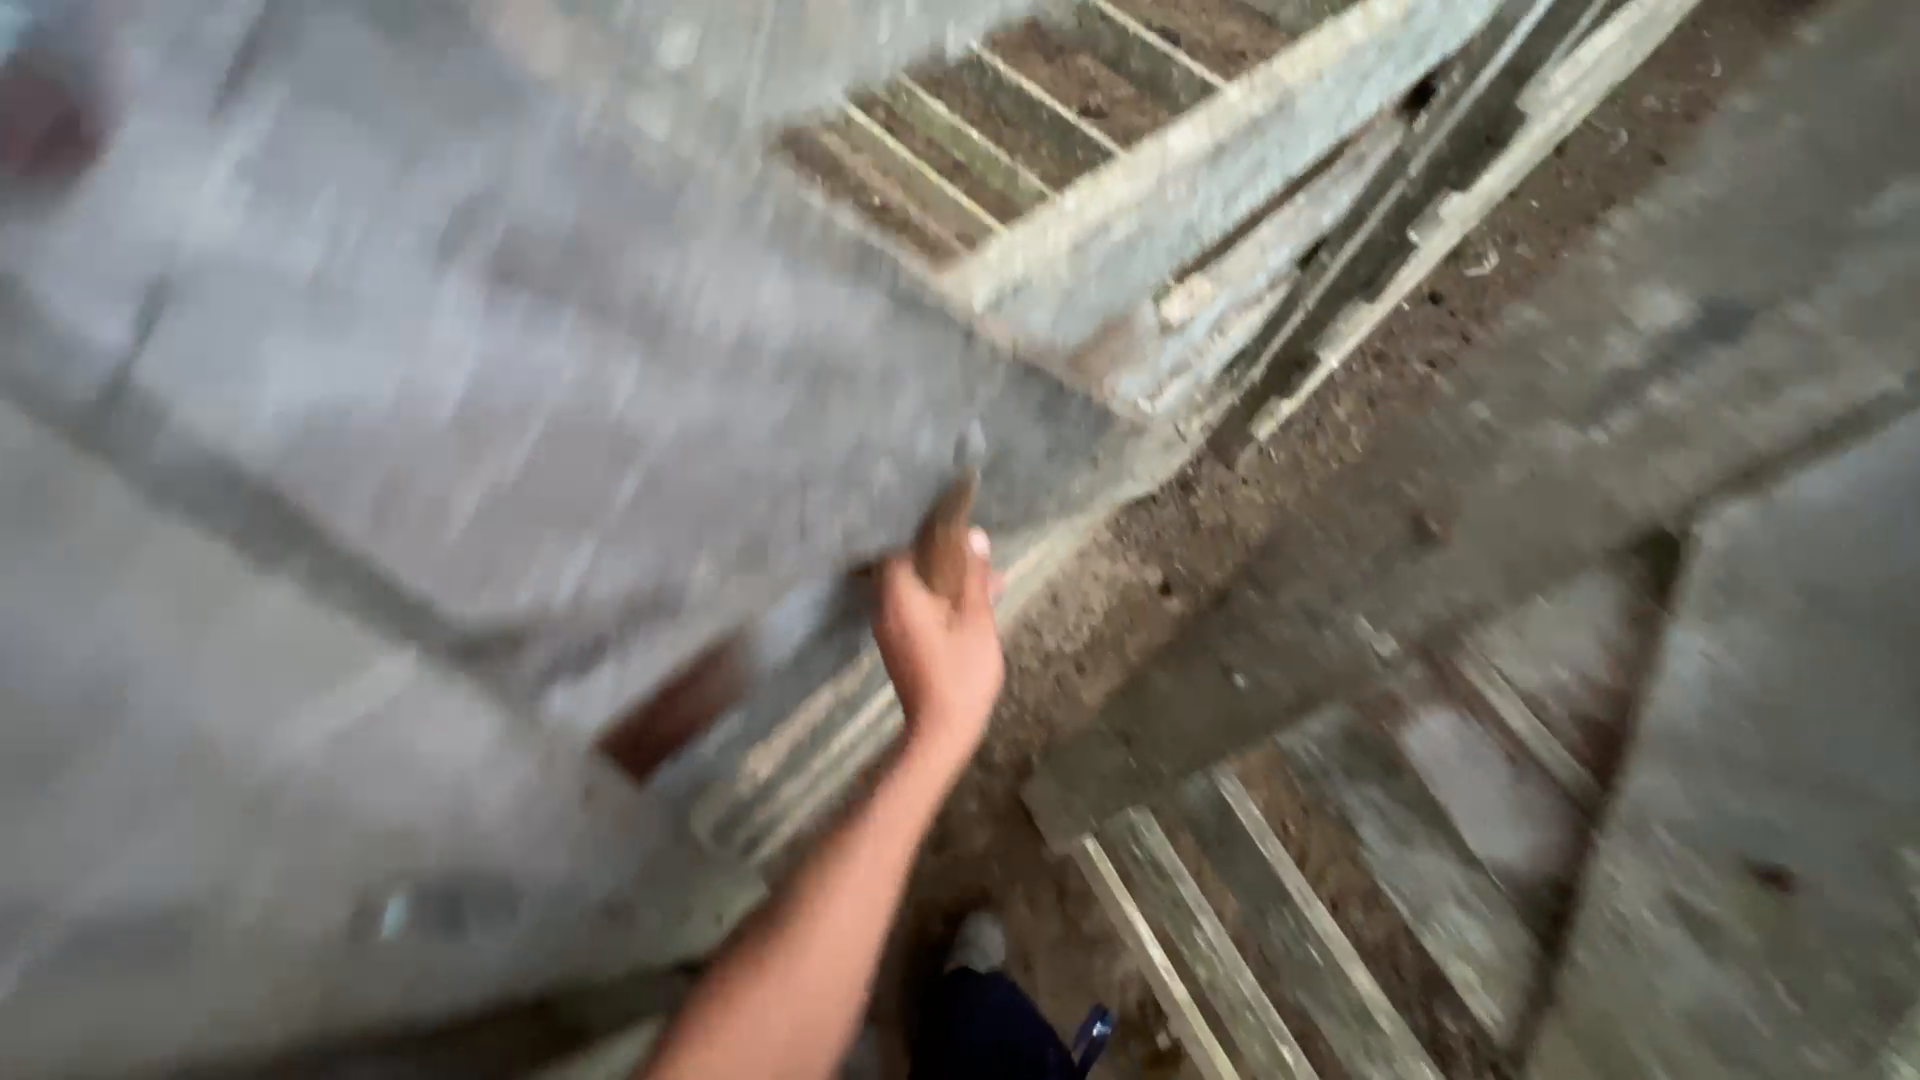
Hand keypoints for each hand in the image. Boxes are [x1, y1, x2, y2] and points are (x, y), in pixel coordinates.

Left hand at [873, 528, 1004, 768]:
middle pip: (908, 570)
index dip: (928, 539)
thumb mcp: (976, 620)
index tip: (957, 537)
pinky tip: (971, 612)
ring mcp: (888, 631)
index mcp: (899, 596)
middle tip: (979, 565)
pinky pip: (915, 612)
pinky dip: (938, 606)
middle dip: (944, 563)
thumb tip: (974, 536)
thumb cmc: (961, 672)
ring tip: (987, 589)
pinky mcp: (898, 648)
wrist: (941, 731)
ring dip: (945, 586)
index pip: (900, 550)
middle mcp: (885, 609)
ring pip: (915, 593)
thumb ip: (973, 576)